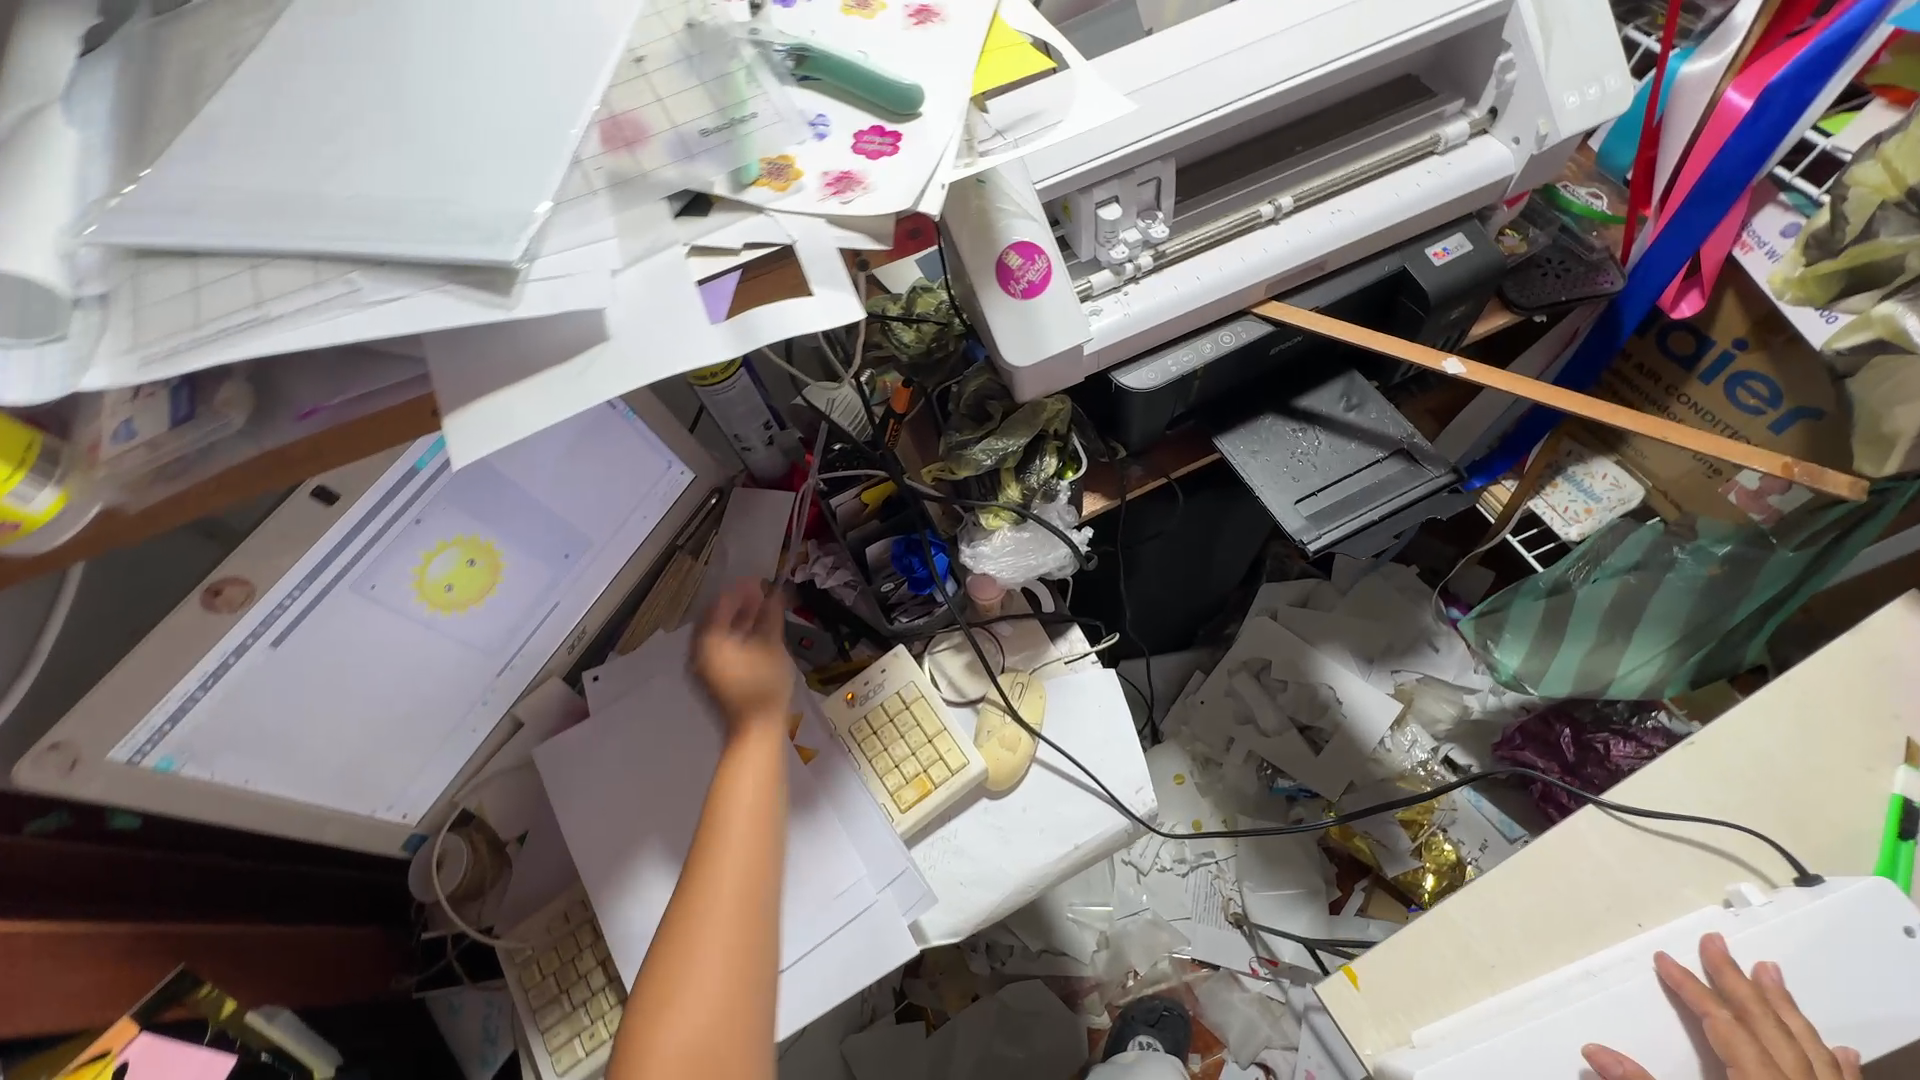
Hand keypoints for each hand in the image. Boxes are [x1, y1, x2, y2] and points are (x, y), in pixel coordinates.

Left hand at [693, 579, 794, 736]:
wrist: (755, 730)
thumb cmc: (764, 685)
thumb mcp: (771, 645)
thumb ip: (770, 615)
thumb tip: (775, 592)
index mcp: (710, 640)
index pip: (720, 604)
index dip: (740, 590)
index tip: (758, 580)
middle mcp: (700, 650)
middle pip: (716, 618)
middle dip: (738, 604)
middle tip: (760, 592)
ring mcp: (703, 666)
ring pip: (718, 633)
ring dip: (738, 619)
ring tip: (760, 610)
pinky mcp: (712, 678)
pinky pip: (720, 647)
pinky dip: (735, 636)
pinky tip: (755, 634)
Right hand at [1581, 932, 1861, 1079]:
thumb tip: (1593, 1052)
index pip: (1722, 1025)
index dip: (1691, 989)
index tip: (1665, 961)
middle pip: (1769, 1026)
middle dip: (1739, 983)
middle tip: (1717, 945)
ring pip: (1811, 1048)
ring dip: (1787, 1008)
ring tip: (1771, 973)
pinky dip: (1837, 1061)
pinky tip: (1837, 1046)